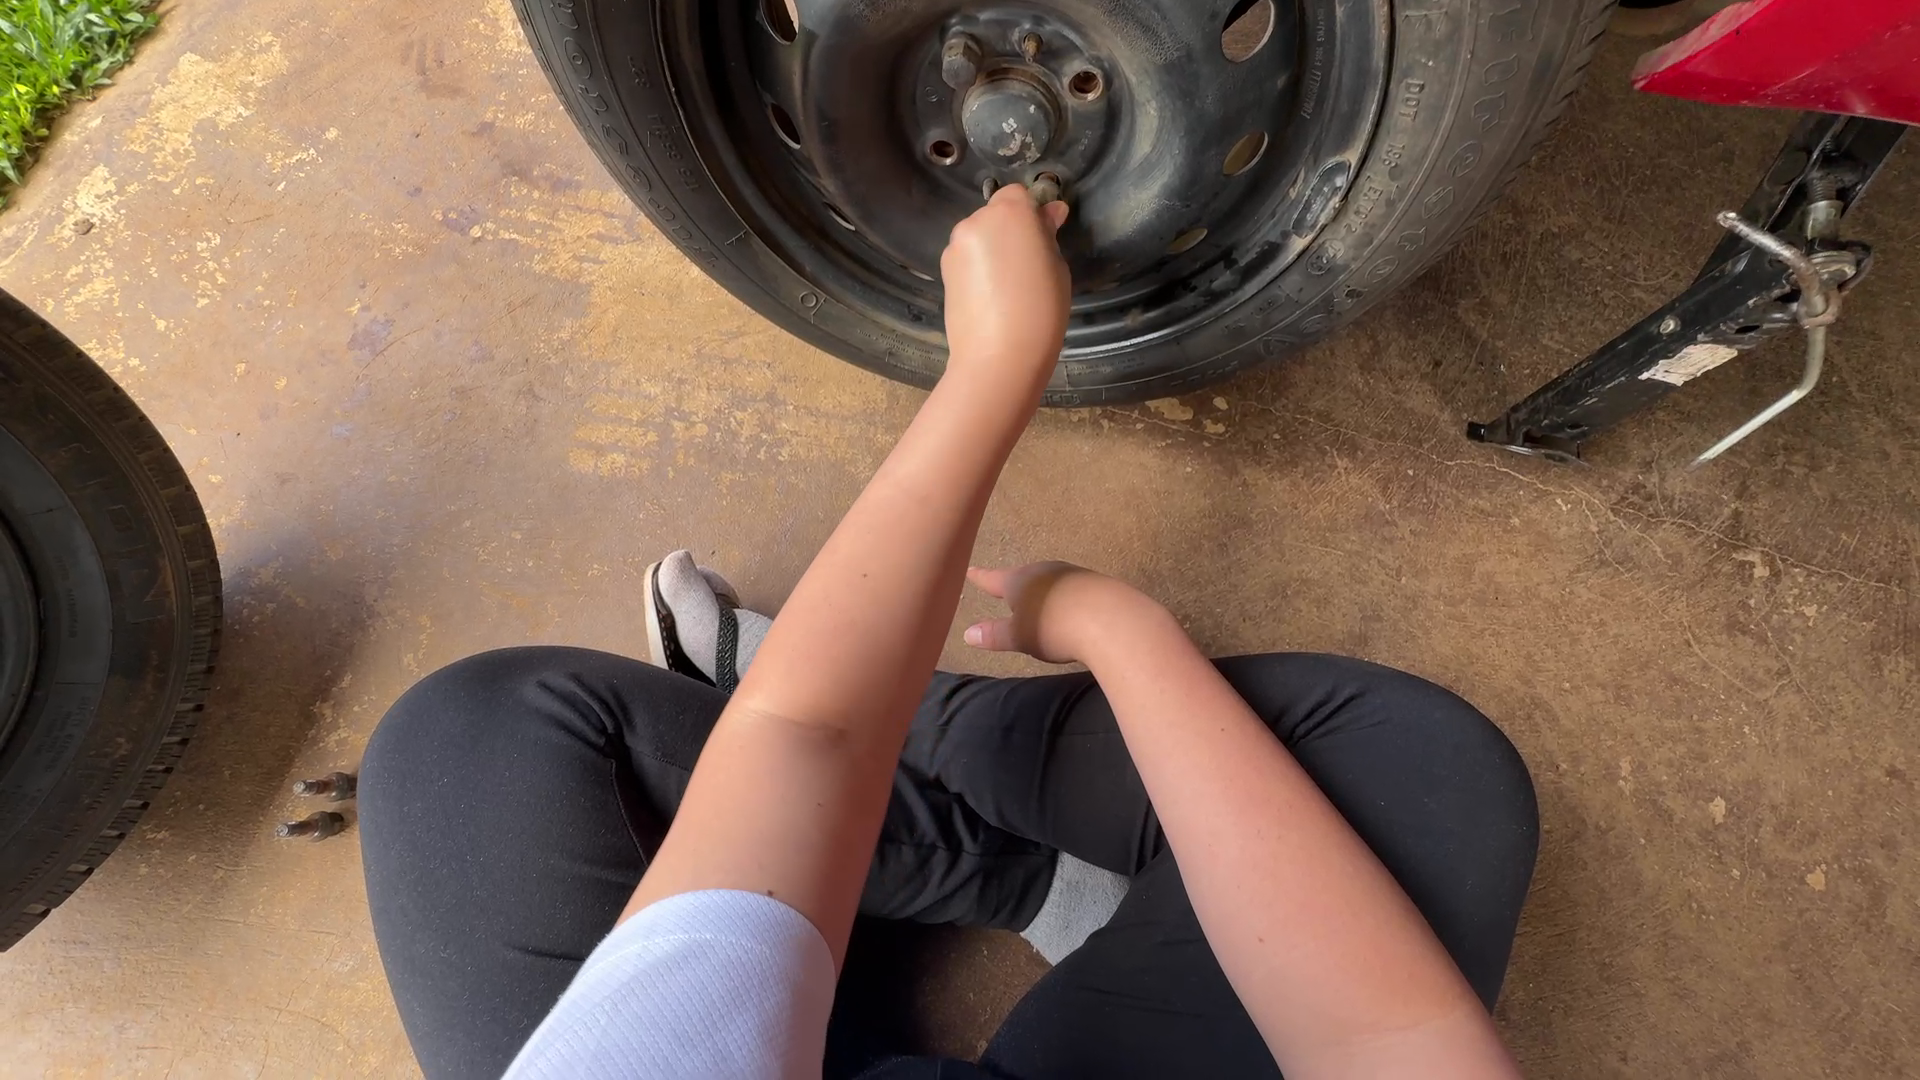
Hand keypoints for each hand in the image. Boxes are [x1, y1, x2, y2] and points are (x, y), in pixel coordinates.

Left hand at [939, 185, 1071, 395]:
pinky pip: (966, 261)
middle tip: (1027, 267)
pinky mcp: (944, 274)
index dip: (1031, 214)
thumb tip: (1049, 214)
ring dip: (991, 251)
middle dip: (1009, 232)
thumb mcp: (1057, 269)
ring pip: (978, 238)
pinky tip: (990, 299)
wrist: (998, 358)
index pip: (1018, 194)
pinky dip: (977, 271)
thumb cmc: (1040, 312)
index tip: (1043, 238)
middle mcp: (976, 222)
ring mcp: (955, 248)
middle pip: (994, 215)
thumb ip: (1048, 236)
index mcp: (1009, 212)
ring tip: (1007, 288)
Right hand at [964, 562, 1157, 664]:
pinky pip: (1074, 590)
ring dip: (1045, 591)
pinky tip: (1072, 611)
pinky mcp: (1097, 585)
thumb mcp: (1019, 636)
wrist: (1110, 618)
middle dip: (1017, 584)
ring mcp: (1073, 576)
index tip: (971, 570)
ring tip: (1041, 603)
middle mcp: (1045, 572)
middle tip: (1008, 588)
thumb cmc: (1054, 627)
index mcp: (1020, 581)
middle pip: (1025, 576)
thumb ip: (995, 634)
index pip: (994, 579)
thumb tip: (968, 633)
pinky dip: (1068, 600)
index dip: (982, 578)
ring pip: (1051, 581)